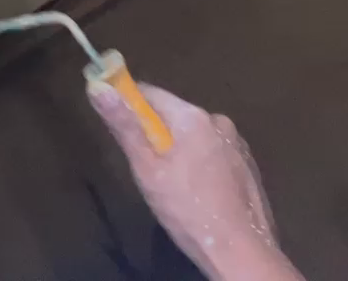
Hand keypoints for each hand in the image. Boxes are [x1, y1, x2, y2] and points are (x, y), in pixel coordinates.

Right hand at [88, 80, 302, 280]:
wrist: (244, 258)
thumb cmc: (189, 212)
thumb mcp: (148, 170)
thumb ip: (124, 126)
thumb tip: (98, 88)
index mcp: (192, 116)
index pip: (150, 93)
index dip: (129, 106)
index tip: (119, 127)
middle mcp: (218, 121)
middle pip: (173, 115)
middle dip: (157, 135)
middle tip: (148, 169)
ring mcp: (237, 144)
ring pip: (194, 135)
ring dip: (181, 150)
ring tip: (176, 188)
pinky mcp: (248, 166)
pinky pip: (214, 152)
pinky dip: (202, 164)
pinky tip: (201, 195)